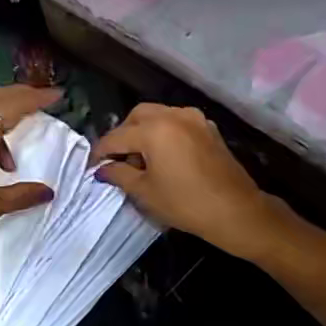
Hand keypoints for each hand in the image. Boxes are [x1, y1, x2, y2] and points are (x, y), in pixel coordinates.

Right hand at [91, 104, 289, 257]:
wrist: (233, 210)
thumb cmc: (183, 203)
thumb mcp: (144, 191)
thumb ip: (119, 174)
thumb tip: (103, 169)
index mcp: (154, 129)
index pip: (116, 136)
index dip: (100, 153)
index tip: (91, 167)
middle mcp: (174, 115)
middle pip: (137, 116)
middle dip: (122, 135)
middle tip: (115, 161)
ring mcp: (194, 119)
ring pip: (158, 116)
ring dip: (142, 133)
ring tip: (138, 161)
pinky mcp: (207, 129)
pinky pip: (176, 123)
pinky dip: (162, 134)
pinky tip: (160, 158)